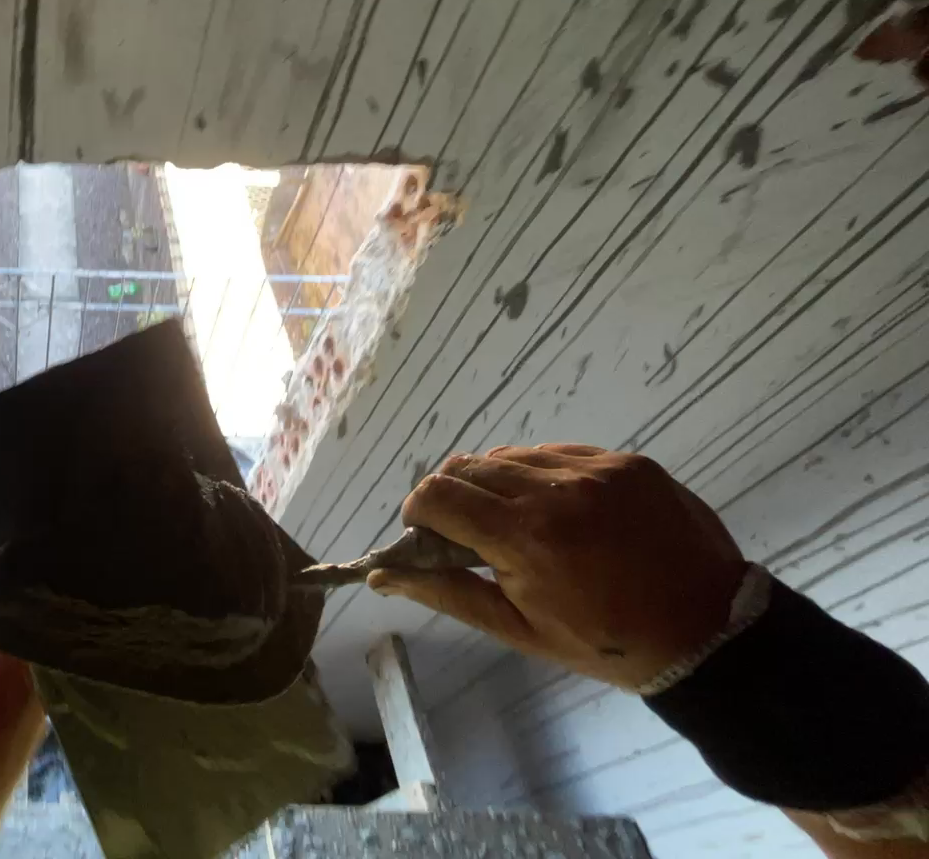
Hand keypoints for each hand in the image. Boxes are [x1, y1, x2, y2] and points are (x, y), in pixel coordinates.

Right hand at [366, 444, 748, 689]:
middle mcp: (555, 492)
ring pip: (503, 456)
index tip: (432, 537)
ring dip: (494, 484)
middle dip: (451, 497)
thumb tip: (377, 575)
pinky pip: (551, 453)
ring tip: (521, 521)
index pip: (434, 494)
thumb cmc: (604, 643)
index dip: (419, 513)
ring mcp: (595, 471)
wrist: (720, 637)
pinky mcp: (626, 461)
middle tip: (474, 533)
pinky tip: (561, 510)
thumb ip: (443, 591)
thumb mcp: (516, 629)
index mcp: (526, 538)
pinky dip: (537, 476)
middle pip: (462, 467)